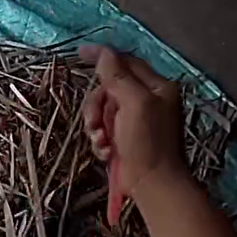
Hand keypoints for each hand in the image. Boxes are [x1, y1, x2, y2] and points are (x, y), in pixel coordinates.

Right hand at [79, 45, 185, 199]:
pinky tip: (106, 152)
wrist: (152, 183)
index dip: (103, 57)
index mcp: (156, 87)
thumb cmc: (148, 143)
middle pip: (109, 89)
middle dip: (97, 106)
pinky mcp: (125, 139)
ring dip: (97, 126)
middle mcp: (147, 100)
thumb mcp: (133, 103)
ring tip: (102, 142)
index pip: (125, 62)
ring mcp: (136, 121)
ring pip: (103, 111)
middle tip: (95, 123)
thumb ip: (117, 76)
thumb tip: (103, 52)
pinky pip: (104, 130)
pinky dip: (101, 141)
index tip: (80, 53)